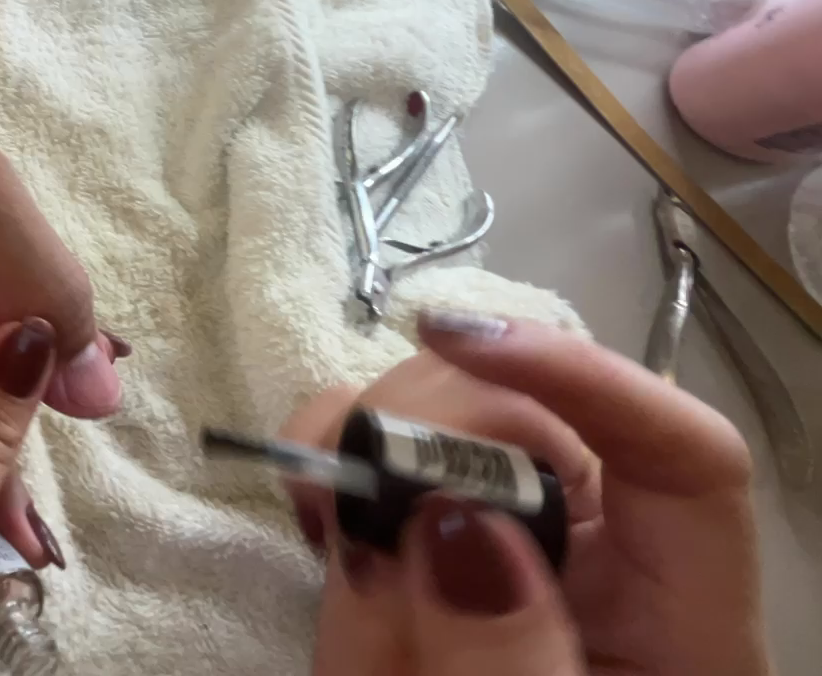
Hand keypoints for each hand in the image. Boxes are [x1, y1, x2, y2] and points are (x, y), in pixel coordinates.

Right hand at [289, 312, 766, 675]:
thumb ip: (500, 657)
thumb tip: (449, 516)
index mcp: (669, 613)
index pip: (676, 452)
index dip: (577, 374)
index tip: (446, 340)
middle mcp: (586, 540)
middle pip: (522, 406)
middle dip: (416, 420)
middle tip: (343, 492)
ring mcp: (488, 513)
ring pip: (433, 401)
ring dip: (356, 431)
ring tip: (319, 510)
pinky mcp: (411, 508)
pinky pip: (368, 427)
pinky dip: (322, 437)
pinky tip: (309, 492)